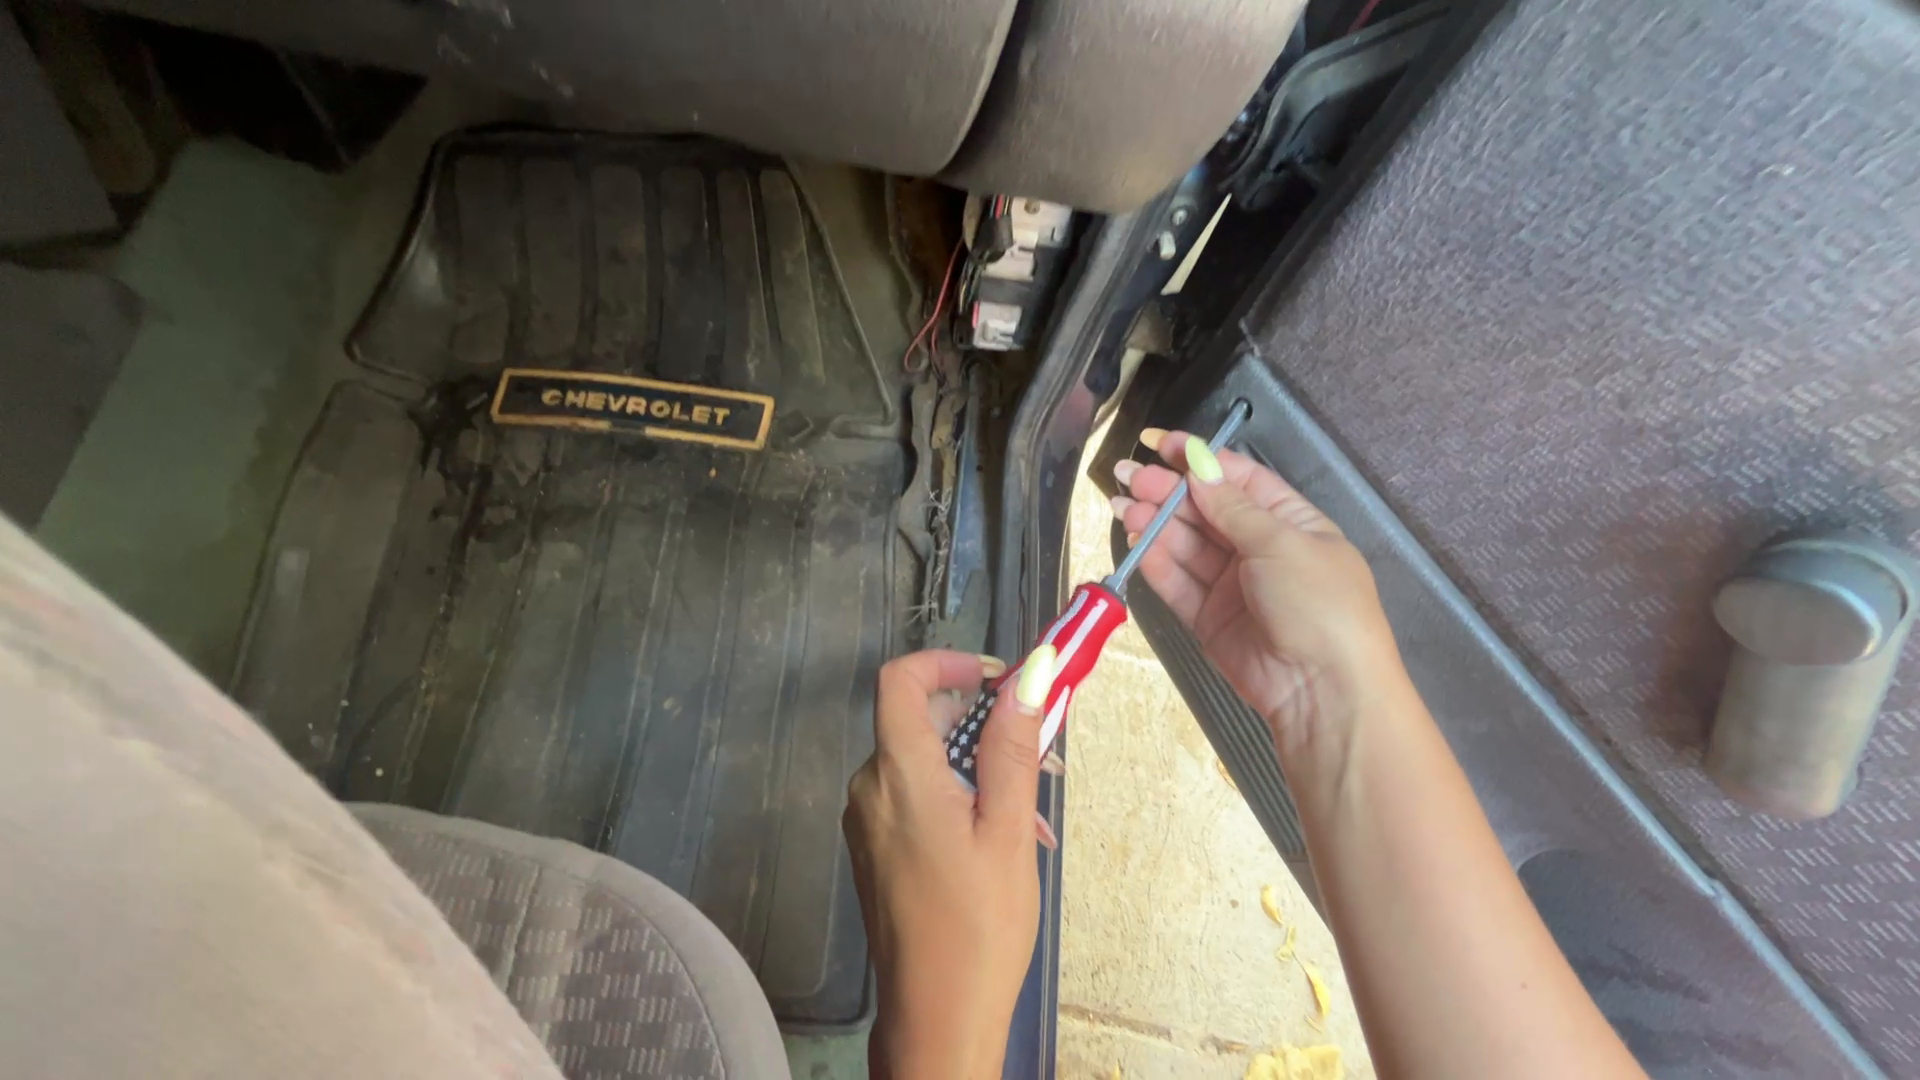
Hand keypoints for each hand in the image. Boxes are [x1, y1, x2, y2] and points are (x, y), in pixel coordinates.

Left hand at [843, 648, 1059, 1079]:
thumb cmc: (977, 929)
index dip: (947, 662)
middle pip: (922, 719)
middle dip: (984, 724)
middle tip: (1042, 752)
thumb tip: (1027, 678)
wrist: (935, 1023)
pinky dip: (961, 795)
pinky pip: (917, 794)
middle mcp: (871, 787)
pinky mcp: (877, 845)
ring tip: (1033, 810)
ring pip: (926, 760)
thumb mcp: (1006, 831)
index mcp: (897, 775)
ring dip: (981, 766)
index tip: (996, 678)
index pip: (900, 680)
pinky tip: (1004, 834)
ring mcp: (869, 819)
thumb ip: (1012, 749)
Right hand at [1110, 428, 1399, 759]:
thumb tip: (1200, 469)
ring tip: (1122, 506)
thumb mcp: (1282, 543)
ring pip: (1185, 545)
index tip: (1160, 443)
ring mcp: (1231, 584)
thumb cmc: (1318, 603)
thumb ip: (1233, 508)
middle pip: (1204, 511)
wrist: (1323, 690)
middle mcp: (1258, 549)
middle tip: (1128, 477)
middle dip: (1167, 491)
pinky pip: (1177, 583)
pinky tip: (1134, 541)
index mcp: (1290, 522)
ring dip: (1154, 523)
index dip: (1199, 460)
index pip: (1238, 480)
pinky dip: (1155, 563)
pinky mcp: (1208, 617)